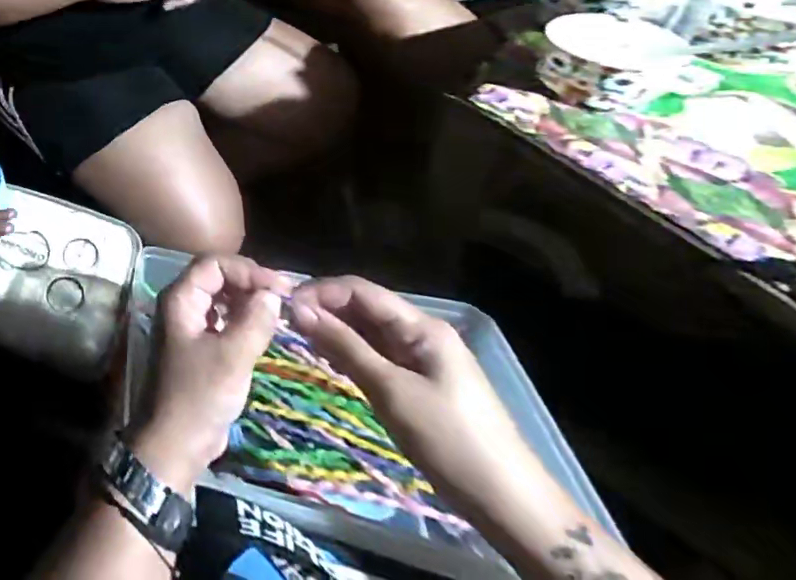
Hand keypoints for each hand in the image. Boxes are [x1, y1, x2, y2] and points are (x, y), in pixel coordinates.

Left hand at [132, 256, 294, 487]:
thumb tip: (273, 295)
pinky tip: (261, 329)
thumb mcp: (232, 357)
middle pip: (215, 277)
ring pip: (218, 298)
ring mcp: (186, 326)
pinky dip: (240, 319)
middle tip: (283, 298)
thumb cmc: (199, 395)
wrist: (174, 440)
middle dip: (249, 282)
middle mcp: (180, 305)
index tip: (280, 287)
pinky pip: (220, 320)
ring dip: (246, 300)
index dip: (247, 270)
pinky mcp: (196, 346)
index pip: (213, 264)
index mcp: (180, 299)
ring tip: (277, 311)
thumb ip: (254, 321)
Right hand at [288, 276, 549, 514]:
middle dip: (324, 310)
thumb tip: (298, 308)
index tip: (285, 309)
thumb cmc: (449, 440)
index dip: (320, 292)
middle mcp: (422, 333)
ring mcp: (422, 359)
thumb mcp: (390, 390)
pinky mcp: (420, 382)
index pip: (360, 290)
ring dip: (334, 331)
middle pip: (364, 307)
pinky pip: (377, 354)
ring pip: (368, 331)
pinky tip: (329, 359)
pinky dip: (350, 352)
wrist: (510, 505)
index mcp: (422, 327)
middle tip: (287, 326)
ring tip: (301, 341)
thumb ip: (344, 345)